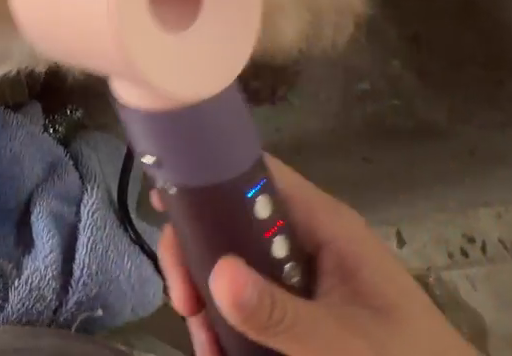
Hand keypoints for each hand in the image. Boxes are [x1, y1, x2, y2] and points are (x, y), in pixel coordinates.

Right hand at [157, 156, 476, 355]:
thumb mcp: (348, 346)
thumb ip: (284, 315)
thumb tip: (217, 273)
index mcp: (324, 226)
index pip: (254, 173)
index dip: (203, 176)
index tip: (163, 204)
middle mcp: (306, 241)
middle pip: (229, 222)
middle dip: (197, 258)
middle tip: (182, 301)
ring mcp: (302, 278)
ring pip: (231, 266)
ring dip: (206, 299)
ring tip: (202, 342)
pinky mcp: (300, 312)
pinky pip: (247, 302)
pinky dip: (226, 324)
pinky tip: (217, 351)